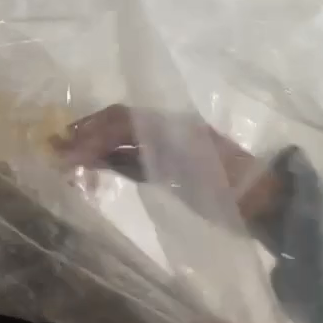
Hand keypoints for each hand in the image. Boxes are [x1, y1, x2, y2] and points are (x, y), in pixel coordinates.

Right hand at [53, 105, 282, 223]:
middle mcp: (168, 126)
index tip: (65, 154)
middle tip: (56, 152)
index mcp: (171, 125)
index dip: (91, 134)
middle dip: (86, 134)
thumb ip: (141, 164)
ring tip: (68, 159)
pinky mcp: (171, 160)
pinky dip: (110, 155)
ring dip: (94, 143)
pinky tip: (95, 166)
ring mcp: (170, 141)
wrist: (266, 202)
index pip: (121, 121)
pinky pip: (133, 150)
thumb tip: (98, 155)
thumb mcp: (187, 175)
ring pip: (123, 134)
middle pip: (118, 121)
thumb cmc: (229, 191)